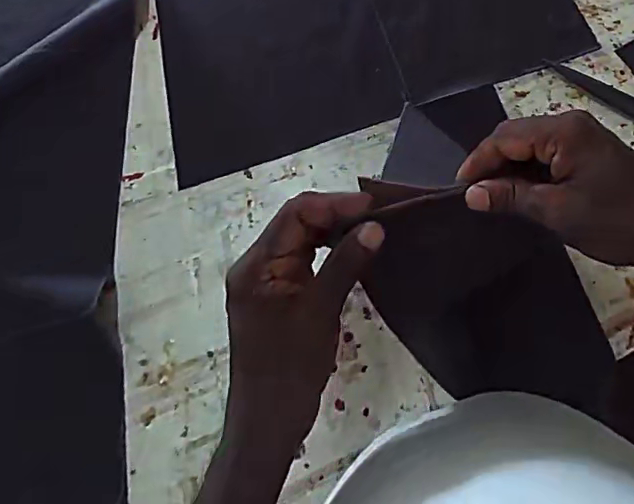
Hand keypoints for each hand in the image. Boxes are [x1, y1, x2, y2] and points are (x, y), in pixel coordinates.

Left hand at [221, 192, 383, 452]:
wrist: (267, 430)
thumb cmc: (288, 372)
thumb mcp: (319, 313)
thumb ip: (345, 264)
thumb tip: (375, 226)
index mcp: (256, 264)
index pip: (295, 214)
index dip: (333, 204)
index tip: (370, 206)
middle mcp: (257, 265)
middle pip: (298, 222)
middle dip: (336, 214)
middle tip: (377, 215)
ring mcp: (268, 280)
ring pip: (304, 239)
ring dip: (335, 231)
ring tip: (371, 228)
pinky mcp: (280, 295)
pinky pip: (307, 259)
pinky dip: (330, 252)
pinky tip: (354, 251)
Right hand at [458, 110, 633, 270]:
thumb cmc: (617, 221)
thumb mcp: (559, 212)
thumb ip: (512, 198)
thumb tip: (471, 194)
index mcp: (563, 130)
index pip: (505, 137)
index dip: (478, 161)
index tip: (460, 188)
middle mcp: (571, 123)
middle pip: (516, 135)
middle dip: (493, 163)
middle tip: (476, 195)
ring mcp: (583, 134)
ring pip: (532, 143)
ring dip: (512, 167)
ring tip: (497, 197)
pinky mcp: (591, 149)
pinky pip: (549, 151)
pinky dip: (532, 170)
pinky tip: (525, 191)